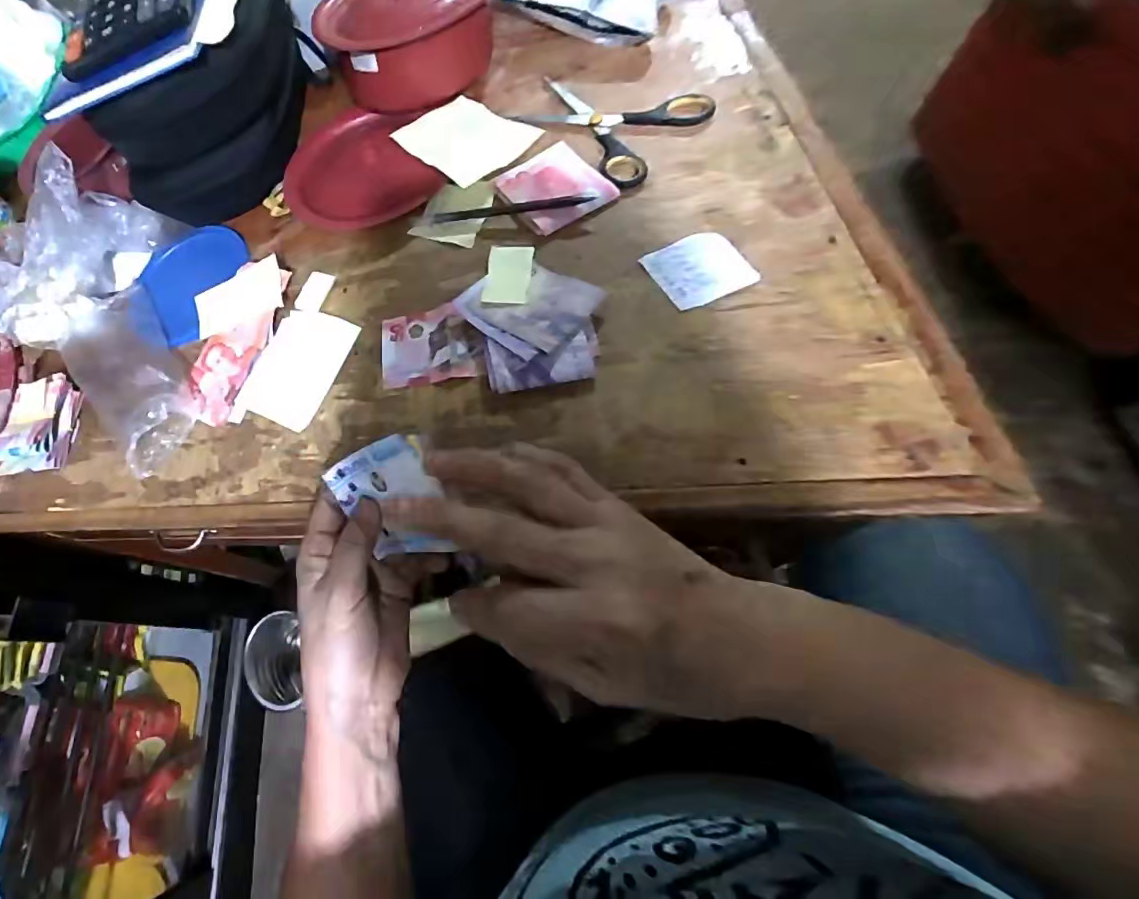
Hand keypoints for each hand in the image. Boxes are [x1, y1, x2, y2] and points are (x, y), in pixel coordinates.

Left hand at [296, 496, 436, 754]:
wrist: (362, 700)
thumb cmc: (336, 644)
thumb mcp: (339, 591)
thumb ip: (354, 545)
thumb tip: (369, 499)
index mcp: (319, 553)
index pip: (330, 506)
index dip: (349, 481)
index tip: (377, 457)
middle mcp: (346, 555)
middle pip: (366, 515)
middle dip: (389, 496)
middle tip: (421, 472)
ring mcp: (375, 570)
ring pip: (394, 534)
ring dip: (413, 521)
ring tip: (440, 502)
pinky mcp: (400, 586)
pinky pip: (414, 558)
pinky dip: (429, 551)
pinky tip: (447, 545)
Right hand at [384, 444, 803, 719]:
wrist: (743, 635)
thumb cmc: (674, 677)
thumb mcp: (603, 687)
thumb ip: (534, 646)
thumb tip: (476, 604)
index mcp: (594, 618)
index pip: (506, 603)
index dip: (470, 602)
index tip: (449, 598)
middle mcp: (594, 560)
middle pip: (502, 530)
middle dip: (442, 518)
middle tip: (395, 504)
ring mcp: (605, 522)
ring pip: (528, 483)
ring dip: (475, 467)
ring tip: (433, 458)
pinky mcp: (617, 504)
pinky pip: (564, 469)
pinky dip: (526, 456)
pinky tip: (497, 451)